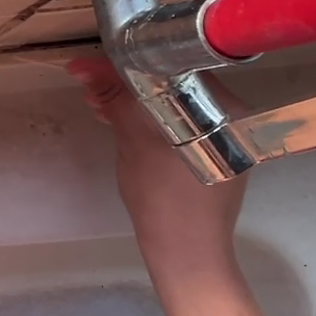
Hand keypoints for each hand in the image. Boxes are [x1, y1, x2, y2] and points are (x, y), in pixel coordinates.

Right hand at [67, 57, 244, 290]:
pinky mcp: (211, 150)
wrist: (185, 253)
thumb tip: (82, 65)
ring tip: (97, 103)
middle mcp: (234, 116)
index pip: (173, 67)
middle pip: (172, 82)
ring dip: (132, 100)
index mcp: (227, 109)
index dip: (128, 62)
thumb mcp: (134, 141)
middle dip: (126, 82)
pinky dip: (147, 118)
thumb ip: (114, 98)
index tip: (93, 67)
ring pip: (170, 102)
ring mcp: (224, 135)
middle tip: (89, 86)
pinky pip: (176, 120)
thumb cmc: (163, 198)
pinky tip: (118, 119)